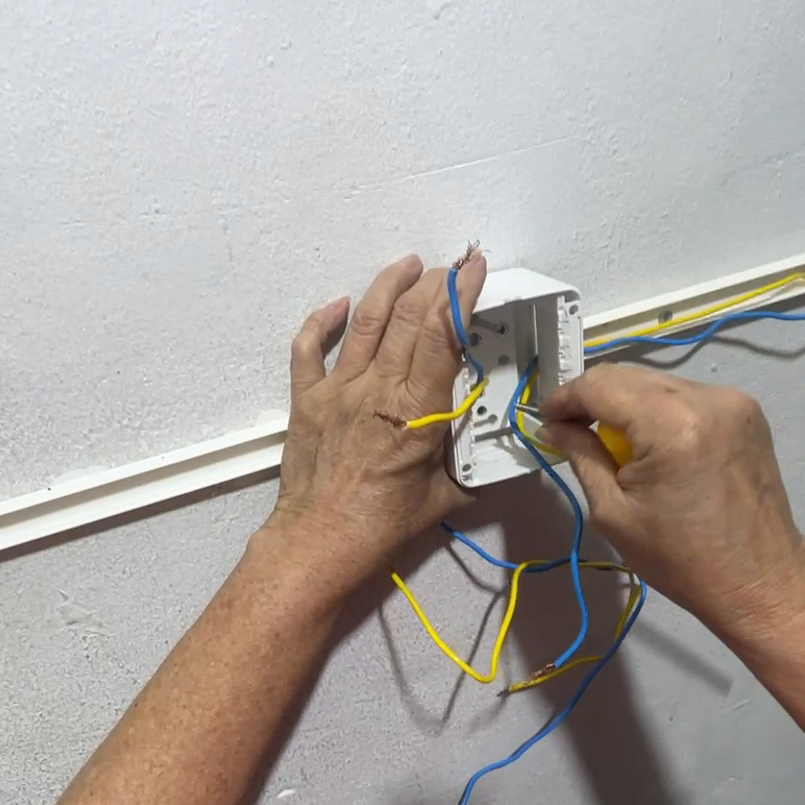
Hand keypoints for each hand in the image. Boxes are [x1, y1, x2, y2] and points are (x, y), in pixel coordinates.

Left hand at [259, 253, 489, 592]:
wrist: (320, 539)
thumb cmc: (385, 524)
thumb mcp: (446, 494)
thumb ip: (472, 464)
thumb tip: (499, 448)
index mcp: (416, 411)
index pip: (443, 336)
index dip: (460, 295)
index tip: (474, 268)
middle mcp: (376, 389)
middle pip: (407, 318)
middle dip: (433, 283)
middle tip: (450, 267)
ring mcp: (336, 390)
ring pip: (364, 322)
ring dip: (388, 287)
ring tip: (409, 265)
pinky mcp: (305, 399)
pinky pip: (308, 349)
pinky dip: (322, 320)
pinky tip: (338, 302)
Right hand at [539, 363, 804, 640]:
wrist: (758, 578)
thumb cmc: (677, 556)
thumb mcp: (611, 510)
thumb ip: (581, 455)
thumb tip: (553, 427)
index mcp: (670, 426)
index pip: (600, 385)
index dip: (565, 397)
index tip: (545, 419)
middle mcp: (705, 399)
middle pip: (627, 375)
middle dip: (591, 398)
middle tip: (568, 428)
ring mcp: (731, 401)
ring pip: (654, 382)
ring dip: (623, 404)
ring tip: (609, 440)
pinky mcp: (745, 410)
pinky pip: (682, 395)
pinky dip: (655, 410)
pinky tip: (648, 443)